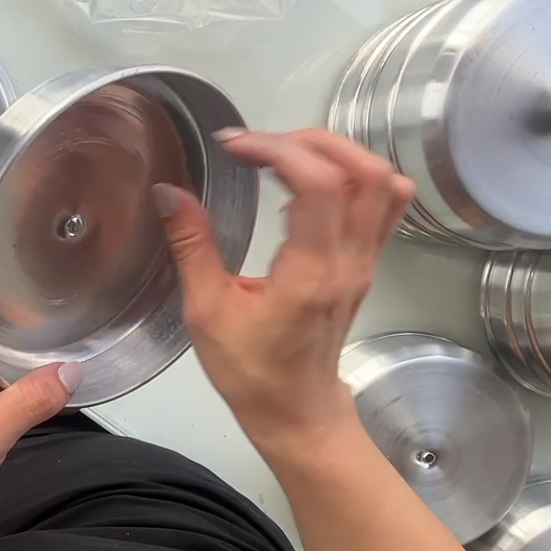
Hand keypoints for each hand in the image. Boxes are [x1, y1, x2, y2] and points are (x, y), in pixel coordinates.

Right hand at [155, 128, 412, 456]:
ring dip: (337, 152)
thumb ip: (192, 247)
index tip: (233, 146)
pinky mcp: (366, 263)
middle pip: (362, 170)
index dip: (278, 150)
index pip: (320, 185)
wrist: (295, 410)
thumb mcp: (206, 311)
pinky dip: (352, 174)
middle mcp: (349, 261)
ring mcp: (366, 261)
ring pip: (382, 181)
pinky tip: (308, 183)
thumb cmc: (249, 370)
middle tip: (256, 145)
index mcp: (310, 274)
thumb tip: (168, 194)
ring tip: (285, 154)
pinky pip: (382, 202)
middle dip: (306, 140)